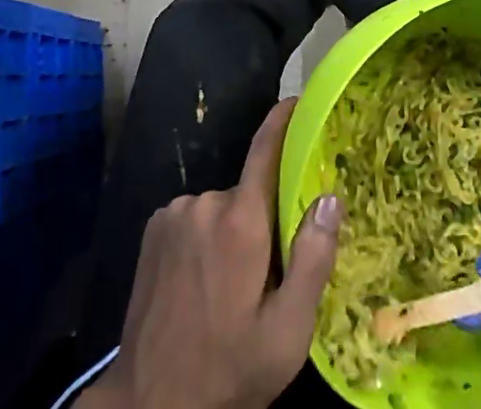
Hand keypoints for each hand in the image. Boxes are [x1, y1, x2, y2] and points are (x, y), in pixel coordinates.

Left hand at [80, 99, 342, 408]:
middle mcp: (204, 203)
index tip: (297, 100)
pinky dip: (204, 237)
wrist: (150, 400)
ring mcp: (172, 213)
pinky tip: (199, 282)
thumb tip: (331, 197)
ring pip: (220, 208)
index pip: (265, 152)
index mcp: (241, 222)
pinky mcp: (152, 228)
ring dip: (232, 232)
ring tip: (228, 289)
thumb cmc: (229, 367)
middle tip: (268, 274)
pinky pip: (193, 218)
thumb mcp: (288, 329)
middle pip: (248, 193)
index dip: (282, 122)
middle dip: (263, 219)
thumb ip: (313, 258)